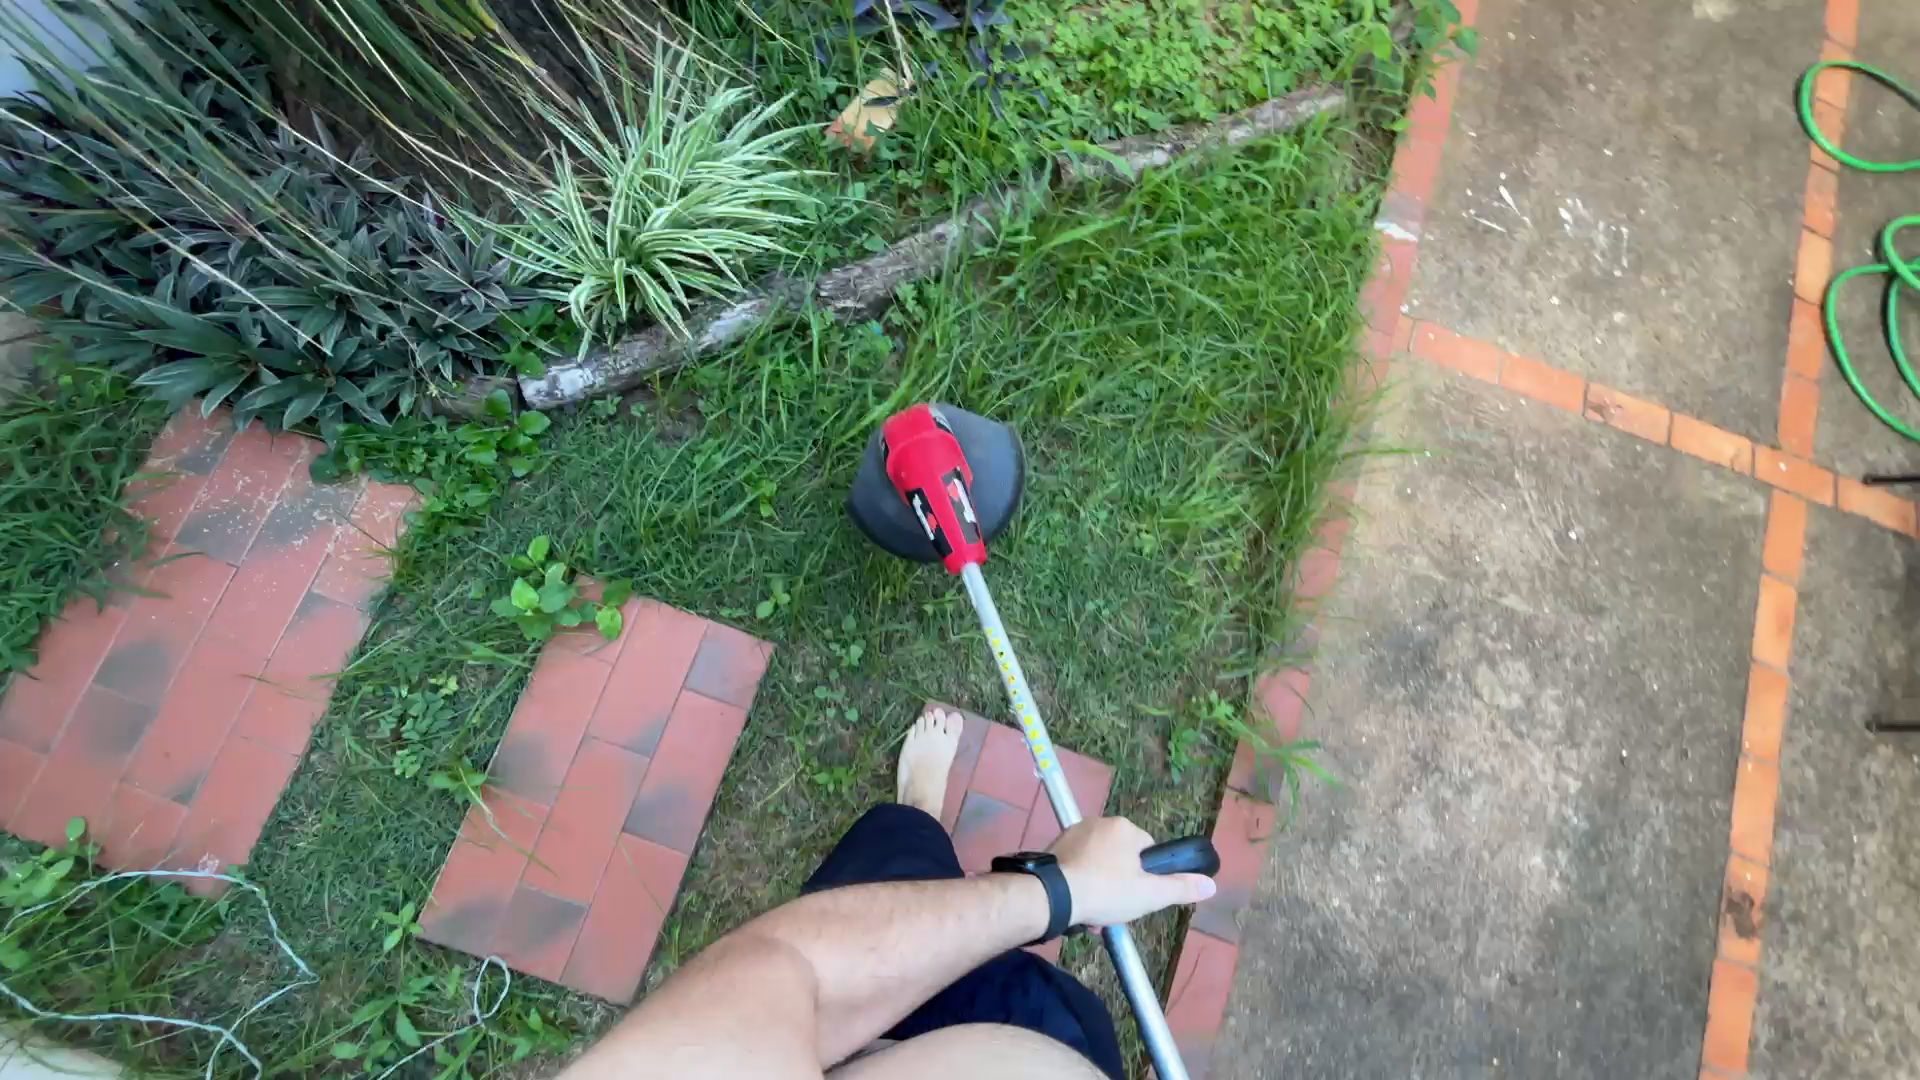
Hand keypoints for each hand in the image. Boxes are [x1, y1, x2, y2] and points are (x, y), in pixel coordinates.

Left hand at [1050, 816, 1215, 926]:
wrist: (1054, 895)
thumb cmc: (1106, 891)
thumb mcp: (1149, 895)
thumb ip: (1180, 888)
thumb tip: (1210, 885)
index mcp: (1124, 827)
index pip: (1146, 850)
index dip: (1146, 875)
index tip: (1138, 895)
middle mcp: (1099, 821)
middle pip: (1121, 857)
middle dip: (1121, 884)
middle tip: (1116, 908)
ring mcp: (1075, 831)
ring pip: (1099, 863)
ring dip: (1101, 886)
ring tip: (1096, 913)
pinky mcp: (1057, 845)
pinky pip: (1078, 864)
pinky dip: (1082, 881)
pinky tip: (1079, 904)